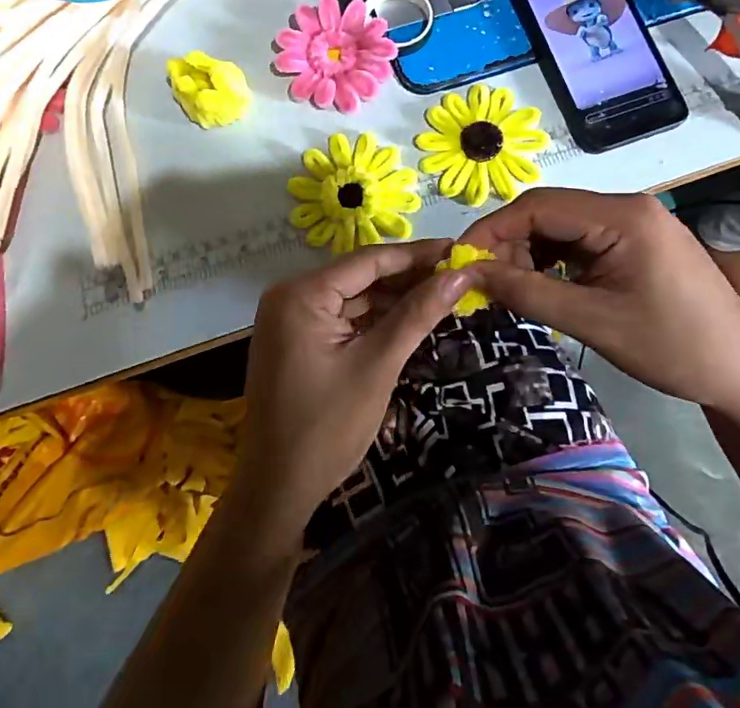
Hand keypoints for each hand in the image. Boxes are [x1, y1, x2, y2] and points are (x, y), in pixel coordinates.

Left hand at [234, 240, 473, 538]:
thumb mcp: (378, 365)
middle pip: (361, 276)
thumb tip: (460, 275)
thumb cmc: (327, 427)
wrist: (278, 490)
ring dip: (395, 298)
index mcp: (301, 295)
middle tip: (458, 275)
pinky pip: (343, 318)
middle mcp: (290, 296)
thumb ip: (418, 314)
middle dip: (409, 277)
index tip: (459, 250)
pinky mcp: (298, 340)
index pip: (369, 260)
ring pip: (355, 297)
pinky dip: (376, 319)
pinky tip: (411, 318)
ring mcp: (291, 319)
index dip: (417, 255)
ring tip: (444, 295)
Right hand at [458, 188, 739, 414]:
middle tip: (485, 286)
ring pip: (564, 227)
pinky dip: (556, 262)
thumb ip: (527, 292)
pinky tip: (544, 288)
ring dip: (531, 254)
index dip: (492, 231)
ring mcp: (637, 223)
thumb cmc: (673, 348)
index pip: (538, 205)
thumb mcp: (592, 321)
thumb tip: (469, 274)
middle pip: (549, 212)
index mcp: (622, 215)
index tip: (460, 264)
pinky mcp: (639, 242)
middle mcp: (628, 206)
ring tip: (511, 291)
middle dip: (510, 244)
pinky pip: (584, 242)